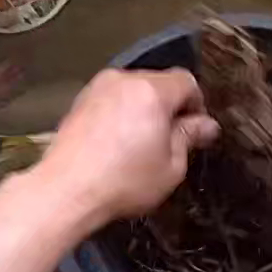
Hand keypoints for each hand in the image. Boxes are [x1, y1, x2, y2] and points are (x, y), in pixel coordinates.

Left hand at [37, 68, 220, 224]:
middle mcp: (123, 80)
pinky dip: (120, 116)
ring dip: (143, 112)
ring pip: (133, 92)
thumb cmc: (121, 182)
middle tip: (168, 143)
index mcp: (151, 91)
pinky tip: (117, 146)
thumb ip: (189, 138)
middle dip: (168, 108)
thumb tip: (205, 126)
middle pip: (158, 84)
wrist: (66, 191)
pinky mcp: (79, 103)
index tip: (194, 131)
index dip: (196, 106)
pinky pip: (111, 101)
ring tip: (139, 148)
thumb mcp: (171, 167)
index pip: (187, 82)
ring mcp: (97, 89)